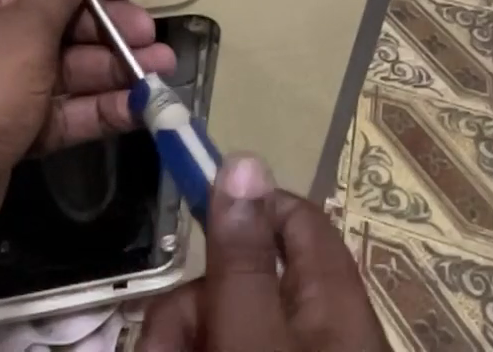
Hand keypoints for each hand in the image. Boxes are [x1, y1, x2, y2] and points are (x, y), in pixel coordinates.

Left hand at [0, 0, 174, 281]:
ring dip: (114, 71)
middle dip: (108, 30)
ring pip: (66, 71)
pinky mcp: (10, 136)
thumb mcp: (19, 31)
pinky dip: (98, 109)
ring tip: (163, 70)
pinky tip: (141, 109)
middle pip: (58, 25)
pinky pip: (61, 113)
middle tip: (153, 38)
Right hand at [140, 155, 388, 351]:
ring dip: (179, 337)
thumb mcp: (252, 337)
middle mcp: (319, 324)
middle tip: (160, 344)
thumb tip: (245, 160)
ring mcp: (297, 351)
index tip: (185, 218)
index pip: (291, 214)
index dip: (238, 205)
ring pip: (222, 323)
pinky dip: (193, 349)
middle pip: (240, 280)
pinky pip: (223, 345)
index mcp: (333, 298)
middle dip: (186, 306)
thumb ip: (243, 255)